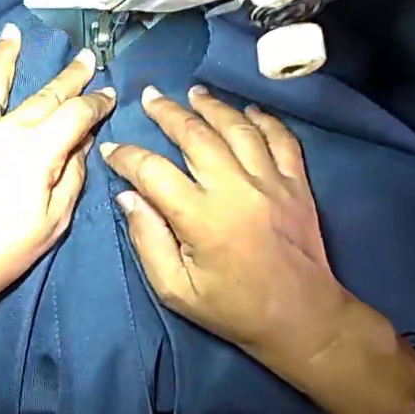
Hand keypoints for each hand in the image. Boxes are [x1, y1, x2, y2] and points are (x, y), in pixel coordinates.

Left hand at [0, 24, 115, 331]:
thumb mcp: (52, 222)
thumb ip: (71, 177)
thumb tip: (81, 143)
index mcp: (37, 150)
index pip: (76, 115)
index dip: (96, 103)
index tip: (108, 94)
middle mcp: (3, 130)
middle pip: (42, 97)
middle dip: (68, 78)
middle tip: (84, 58)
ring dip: (6, 57)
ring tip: (14, 32)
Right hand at [102, 85, 390, 387]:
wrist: (303, 320)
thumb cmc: (232, 309)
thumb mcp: (175, 288)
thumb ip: (147, 240)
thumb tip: (128, 197)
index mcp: (201, 218)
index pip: (153, 172)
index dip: (127, 157)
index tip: (110, 150)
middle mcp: (236, 190)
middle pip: (196, 136)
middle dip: (168, 113)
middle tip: (149, 97)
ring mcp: (272, 183)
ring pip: (238, 129)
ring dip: (212, 107)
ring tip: (193, 93)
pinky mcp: (298, 185)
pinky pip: (282, 139)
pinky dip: (263, 120)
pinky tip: (246, 111)